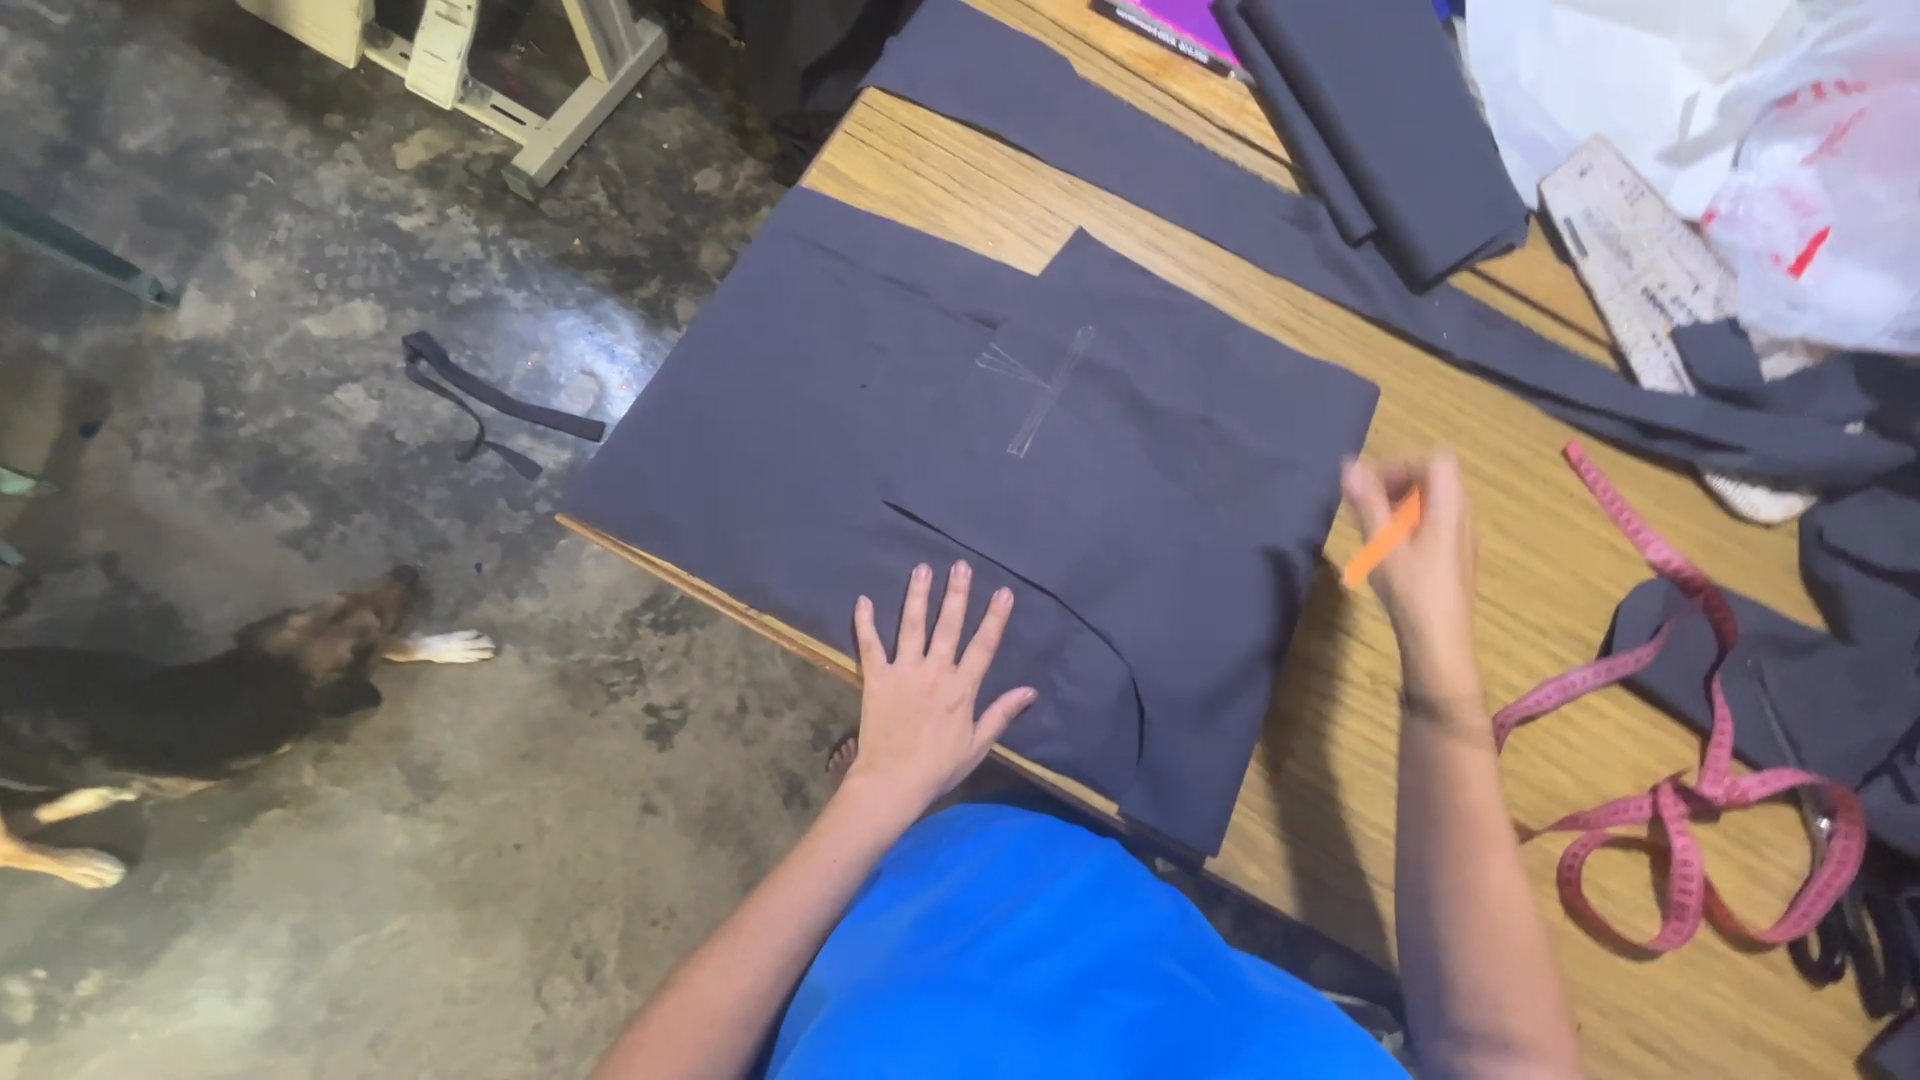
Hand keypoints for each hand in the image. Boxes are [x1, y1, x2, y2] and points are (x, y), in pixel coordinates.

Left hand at [846, 561, 1035, 817]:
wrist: (892, 783)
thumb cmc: (939, 768)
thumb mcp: (978, 745)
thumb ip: (1002, 714)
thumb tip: (1030, 691)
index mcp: (962, 689)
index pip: (984, 646)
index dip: (995, 618)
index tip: (1004, 593)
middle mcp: (935, 672)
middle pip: (949, 626)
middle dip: (957, 594)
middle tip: (960, 566)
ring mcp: (904, 672)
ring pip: (912, 626)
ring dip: (917, 595)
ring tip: (922, 569)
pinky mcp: (876, 678)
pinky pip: (870, 646)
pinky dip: (865, 623)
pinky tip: (863, 600)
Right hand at [1341, 451, 1482, 713]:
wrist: (1439, 642)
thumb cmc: (1411, 590)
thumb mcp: (1382, 545)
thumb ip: (1367, 503)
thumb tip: (1349, 466)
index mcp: (1449, 509)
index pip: (1436, 462)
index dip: (1402, 464)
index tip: (1370, 485)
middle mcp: (1462, 518)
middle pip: (1435, 480)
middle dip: (1396, 484)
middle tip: (1364, 505)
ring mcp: (1462, 539)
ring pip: (1433, 504)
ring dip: (1400, 506)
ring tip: (1370, 529)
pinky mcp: (1455, 558)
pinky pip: (1434, 524)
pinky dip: (1408, 524)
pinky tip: (1386, 551)